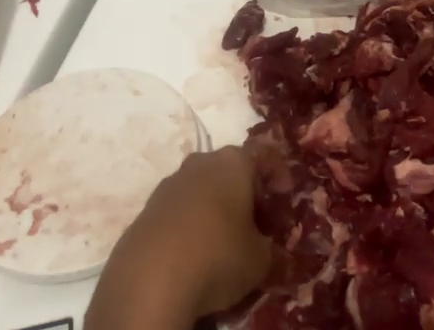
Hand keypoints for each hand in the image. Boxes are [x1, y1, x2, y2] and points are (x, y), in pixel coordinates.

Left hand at [86, 147, 274, 328]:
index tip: (285, 199)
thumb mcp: (260, 261)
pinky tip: (196, 251)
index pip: (265, 154)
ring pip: (203, 187)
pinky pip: (180, 208)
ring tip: (227, 239)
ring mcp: (170, 182)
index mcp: (234, 162)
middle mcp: (202, 162)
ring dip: (217, 206)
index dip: (279, 174)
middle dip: (247, 192)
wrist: (149, 279)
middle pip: (231, 169)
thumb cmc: (217, 255)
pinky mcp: (148, 208)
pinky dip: (192, 222)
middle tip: (259, 222)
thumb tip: (281, 256)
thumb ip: (275, 253)